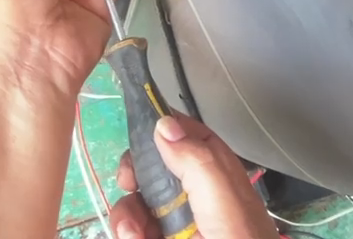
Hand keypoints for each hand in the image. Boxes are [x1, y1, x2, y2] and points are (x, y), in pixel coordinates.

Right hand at [110, 115, 276, 238]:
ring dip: (126, 215)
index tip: (138, 137)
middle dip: (135, 175)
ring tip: (131, 234)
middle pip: (153, 169)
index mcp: (217, 178)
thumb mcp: (225, 207)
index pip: (186, 137)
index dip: (160, 130)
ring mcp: (179, 228)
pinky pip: (135, 232)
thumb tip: (163, 123)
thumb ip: (198, 163)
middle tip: (128, 182)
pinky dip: (127, 234)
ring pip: (138, 206)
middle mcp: (195, 200)